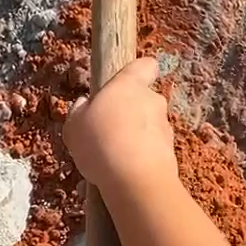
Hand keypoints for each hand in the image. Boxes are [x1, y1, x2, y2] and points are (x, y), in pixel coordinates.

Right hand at [63, 56, 177, 200]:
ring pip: (149, 129)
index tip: (125, 84)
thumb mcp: (74, 126)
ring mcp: (165, 128)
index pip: (145, 65)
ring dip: (135, 140)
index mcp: (130, 85)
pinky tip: (123, 178)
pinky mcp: (170, 154)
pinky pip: (151, 153)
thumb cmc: (100, 143)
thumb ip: (79, 112)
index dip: (138, 72)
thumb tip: (84, 104)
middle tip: (108, 133)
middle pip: (144, 100)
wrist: (134, 180)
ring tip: (113, 161)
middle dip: (130, 114)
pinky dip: (140, 161)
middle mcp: (153, 101)